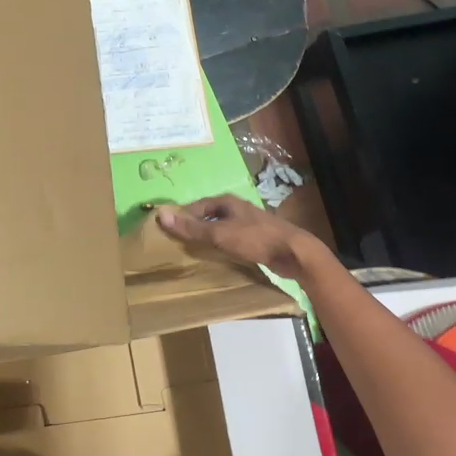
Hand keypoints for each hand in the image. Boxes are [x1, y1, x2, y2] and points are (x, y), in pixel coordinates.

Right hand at [154, 195, 318, 277]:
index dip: (182, 216)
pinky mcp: (257, 237)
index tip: (170, 231)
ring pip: (220, 227)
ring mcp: (248, 222)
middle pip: (208, 215)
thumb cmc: (254, 239)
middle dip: (195, 226)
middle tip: (181, 242)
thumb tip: (160, 214)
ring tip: (196, 250)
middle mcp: (236, 208)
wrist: (294, 253)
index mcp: (226, 201)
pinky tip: (219, 255)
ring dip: (209, 236)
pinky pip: (232, 237)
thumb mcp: (219, 233)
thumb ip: (191, 227)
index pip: (195, 205)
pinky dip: (222, 244)